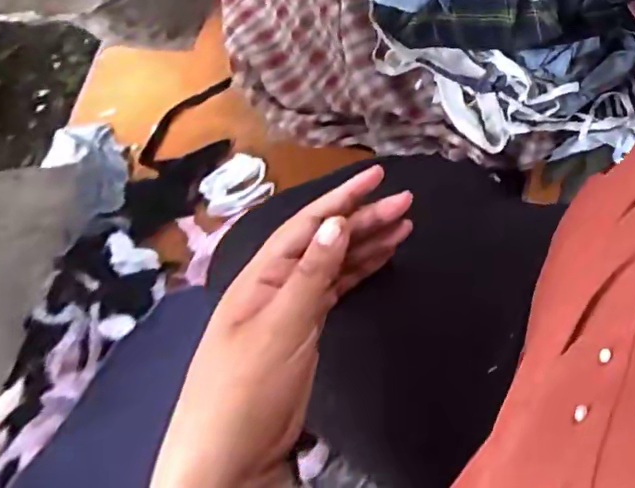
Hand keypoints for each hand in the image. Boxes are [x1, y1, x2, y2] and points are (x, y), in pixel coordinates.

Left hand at [153, 166, 413, 487]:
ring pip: (335, 261)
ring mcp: (288, 310)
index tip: (378, 175)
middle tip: (407, 201)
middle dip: (364, 218)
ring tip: (406, 222)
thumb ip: (311, 274)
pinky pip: (339, 284)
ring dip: (368, 240)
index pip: (304, 228)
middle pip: (324, 241)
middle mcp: (272, 289)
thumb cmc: (245, 392)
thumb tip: (338, 222)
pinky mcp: (304, 329)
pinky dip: (363, 266)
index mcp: (256, 283)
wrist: (227, 464)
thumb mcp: (280, 328)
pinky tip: (385, 254)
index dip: (340, 198)